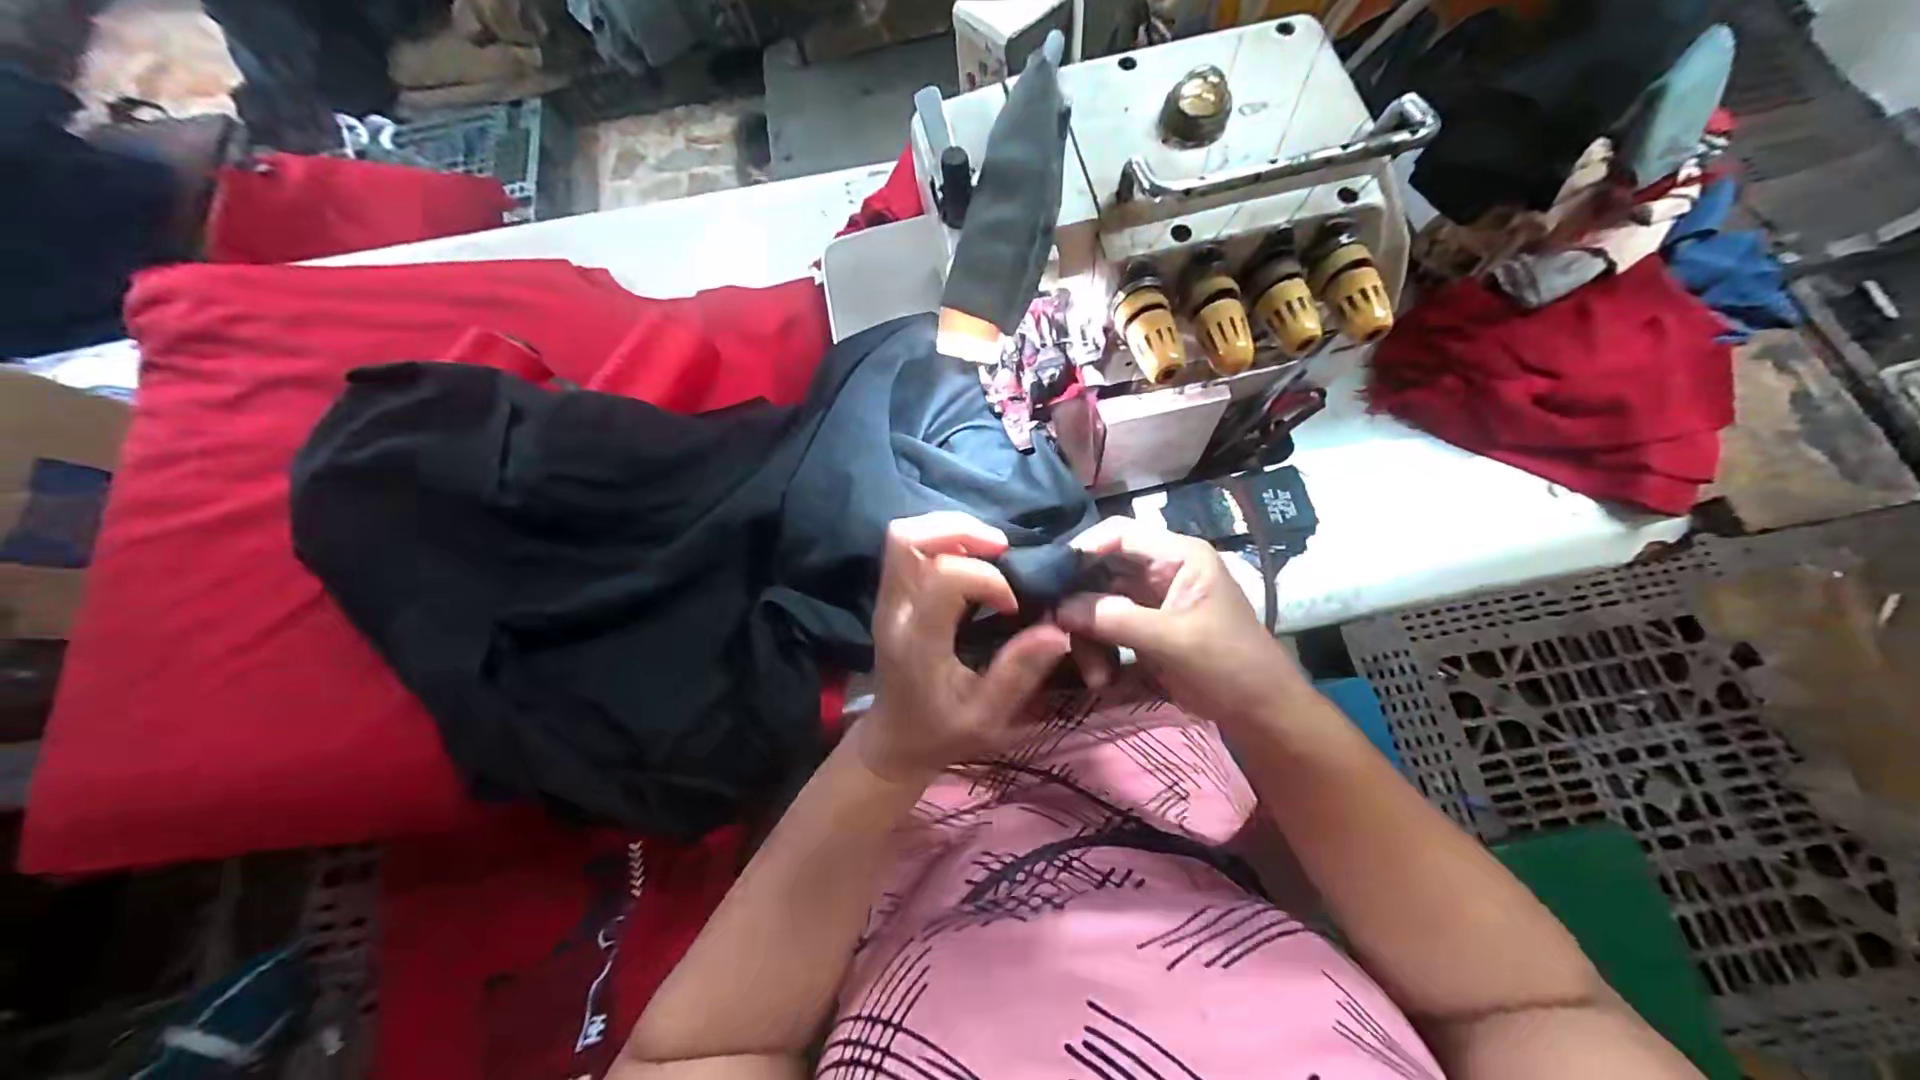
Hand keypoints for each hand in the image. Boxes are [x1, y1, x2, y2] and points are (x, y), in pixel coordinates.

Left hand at [855, 513, 1072, 783]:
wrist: (895, 742)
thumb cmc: (941, 732)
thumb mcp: (987, 716)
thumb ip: (1018, 672)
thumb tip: (1058, 629)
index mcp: (918, 640)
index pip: (944, 576)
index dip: (987, 579)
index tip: (1012, 606)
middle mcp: (895, 610)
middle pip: (908, 538)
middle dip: (961, 530)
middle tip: (1002, 549)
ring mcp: (888, 599)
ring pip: (906, 536)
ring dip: (952, 530)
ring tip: (991, 551)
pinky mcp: (892, 596)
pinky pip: (909, 548)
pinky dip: (944, 540)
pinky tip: (974, 560)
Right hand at [1057, 517, 1306, 731]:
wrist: (1260, 714)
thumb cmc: (1230, 665)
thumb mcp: (1173, 640)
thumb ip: (1116, 619)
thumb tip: (1059, 608)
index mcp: (1179, 556)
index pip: (1119, 533)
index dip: (1082, 549)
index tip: (1050, 579)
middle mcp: (1161, 569)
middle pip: (1101, 569)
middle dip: (1079, 603)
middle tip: (1058, 631)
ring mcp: (1150, 599)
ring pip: (1097, 601)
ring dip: (1087, 635)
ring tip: (1094, 674)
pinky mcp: (1143, 627)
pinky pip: (1105, 626)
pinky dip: (1097, 650)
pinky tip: (1101, 678)